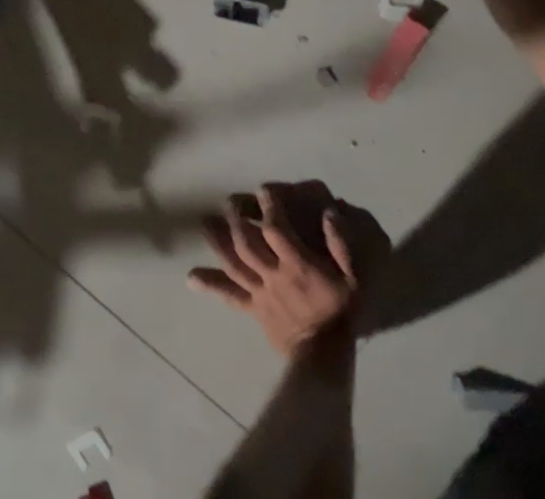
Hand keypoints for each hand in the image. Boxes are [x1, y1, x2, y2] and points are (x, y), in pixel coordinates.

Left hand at [188, 180, 388, 356]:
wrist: (323, 355)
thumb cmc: (340, 312)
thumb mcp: (353, 277)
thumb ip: (341, 244)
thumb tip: (329, 213)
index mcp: (297, 263)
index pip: (277, 228)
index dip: (269, 206)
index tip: (262, 189)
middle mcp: (272, 273)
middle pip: (247, 241)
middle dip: (236, 218)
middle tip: (228, 200)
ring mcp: (259, 291)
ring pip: (233, 263)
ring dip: (217, 241)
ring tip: (204, 222)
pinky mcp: (253, 309)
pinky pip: (230, 296)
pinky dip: (211, 286)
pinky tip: (191, 277)